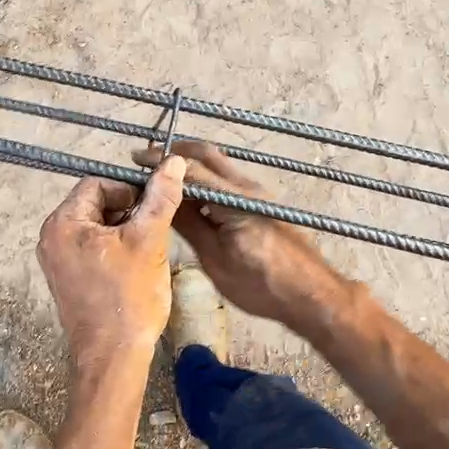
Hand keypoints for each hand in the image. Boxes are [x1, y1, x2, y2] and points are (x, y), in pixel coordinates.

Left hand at [36, 157, 186, 371]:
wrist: (113, 358)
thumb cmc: (129, 297)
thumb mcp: (149, 240)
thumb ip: (161, 197)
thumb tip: (173, 162)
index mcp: (62, 223)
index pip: (98, 184)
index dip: (129, 191)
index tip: (153, 208)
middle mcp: (51, 238)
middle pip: (96, 204)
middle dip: (127, 212)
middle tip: (153, 230)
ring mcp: (57, 260)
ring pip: (97, 227)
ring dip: (123, 231)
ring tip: (147, 249)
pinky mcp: (66, 279)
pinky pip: (91, 248)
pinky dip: (114, 249)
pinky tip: (135, 266)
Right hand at [134, 142, 347, 325]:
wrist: (313, 296)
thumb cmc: (262, 286)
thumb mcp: (216, 260)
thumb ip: (189, 224)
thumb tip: (163, 197)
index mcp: (235, 198)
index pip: (191, 169)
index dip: (161, 162)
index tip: (135, 159)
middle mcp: (248, 186)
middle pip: (208, 154)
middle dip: (176, 153)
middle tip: (147, 161)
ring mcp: (258, 193)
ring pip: (219, 165)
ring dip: (191, 165)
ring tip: (162, 179)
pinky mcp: (261, 203)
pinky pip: (227, 180)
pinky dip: (204, 179)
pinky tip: (189, 197)